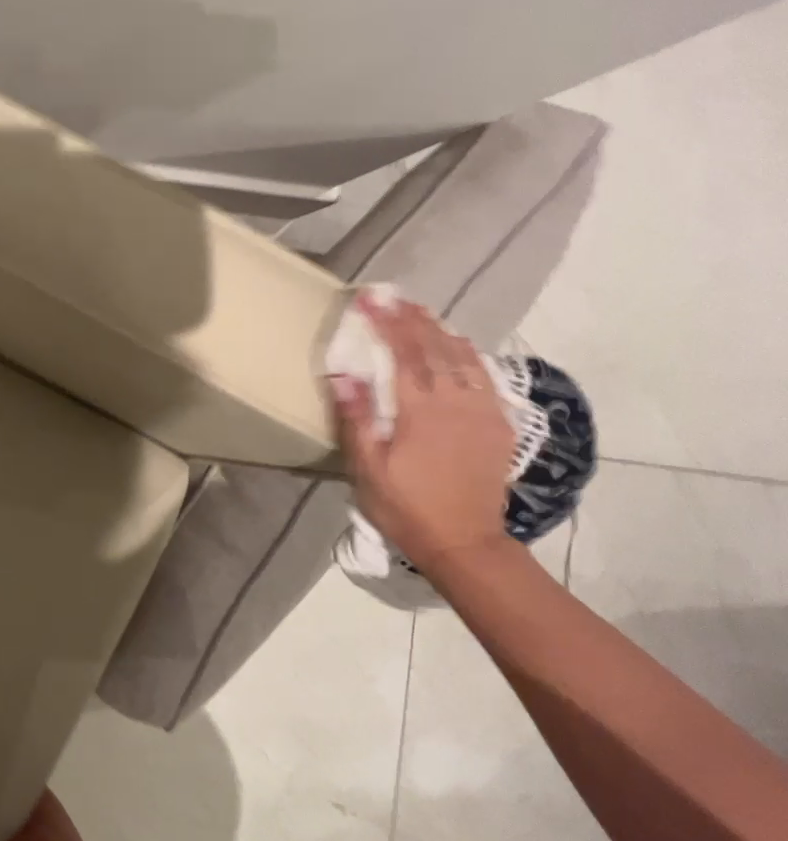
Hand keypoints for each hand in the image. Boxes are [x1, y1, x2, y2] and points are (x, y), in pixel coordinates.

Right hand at [331, 295, 513, 570]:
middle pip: (436, 349)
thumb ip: (358, 417)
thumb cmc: (404, 506)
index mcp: (422, 410)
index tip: (369, 300)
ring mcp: (483, 412)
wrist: (464, 541)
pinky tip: (458, 348)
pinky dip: (467, 355)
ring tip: (421, 315)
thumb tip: (343, 374)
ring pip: (464, 358)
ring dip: (440, 332)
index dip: (386, 323)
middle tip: (394, 299)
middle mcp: (458, 402)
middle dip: (413, 320)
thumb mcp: (368, 467)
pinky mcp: (497, 424)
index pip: (404, 353)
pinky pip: (484, 377)